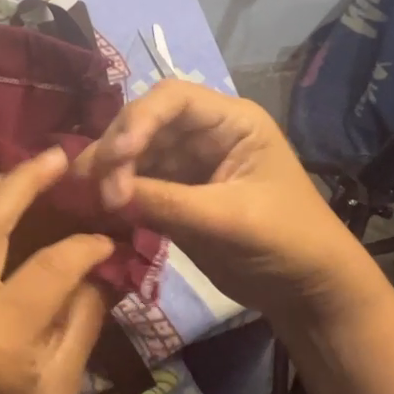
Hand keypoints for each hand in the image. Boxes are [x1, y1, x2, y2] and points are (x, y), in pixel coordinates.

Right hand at [72, 80, 379, 328]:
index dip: (138, 120)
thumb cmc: (289, 243)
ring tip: (82, 196)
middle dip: (117, 150)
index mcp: (231, 121)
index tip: (117, 156)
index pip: (173, 99)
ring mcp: (187, 162)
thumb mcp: (230, 220)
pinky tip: (94, 206)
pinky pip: (135, 182)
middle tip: (94, 189)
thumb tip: (105, 194)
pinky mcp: (174, 192)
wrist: (311, 294)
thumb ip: (168, 203)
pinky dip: (114, 192)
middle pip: (144, 122)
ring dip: (108, 171)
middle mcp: (204, 132)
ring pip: (133, 152)